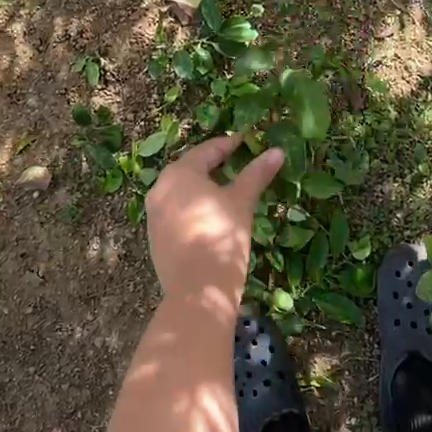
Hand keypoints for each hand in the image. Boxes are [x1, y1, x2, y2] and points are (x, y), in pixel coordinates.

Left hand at [145, 136, 283, 301]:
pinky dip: (193, 207)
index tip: (245, 141)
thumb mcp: (242, 202)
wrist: (197, 290)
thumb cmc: (221, 236)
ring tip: (225, 189)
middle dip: (213, 165)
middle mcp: (160, 188)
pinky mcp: (155, 236)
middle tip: (236, 163)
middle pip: (190, 169)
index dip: (228, 145)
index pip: (207, 151)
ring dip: (202, 187)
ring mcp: (154, 214)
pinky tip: (209, 217)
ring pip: (181, 191)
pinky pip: (176, 212)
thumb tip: (277, 151)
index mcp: (179, 173)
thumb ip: (256, 174)